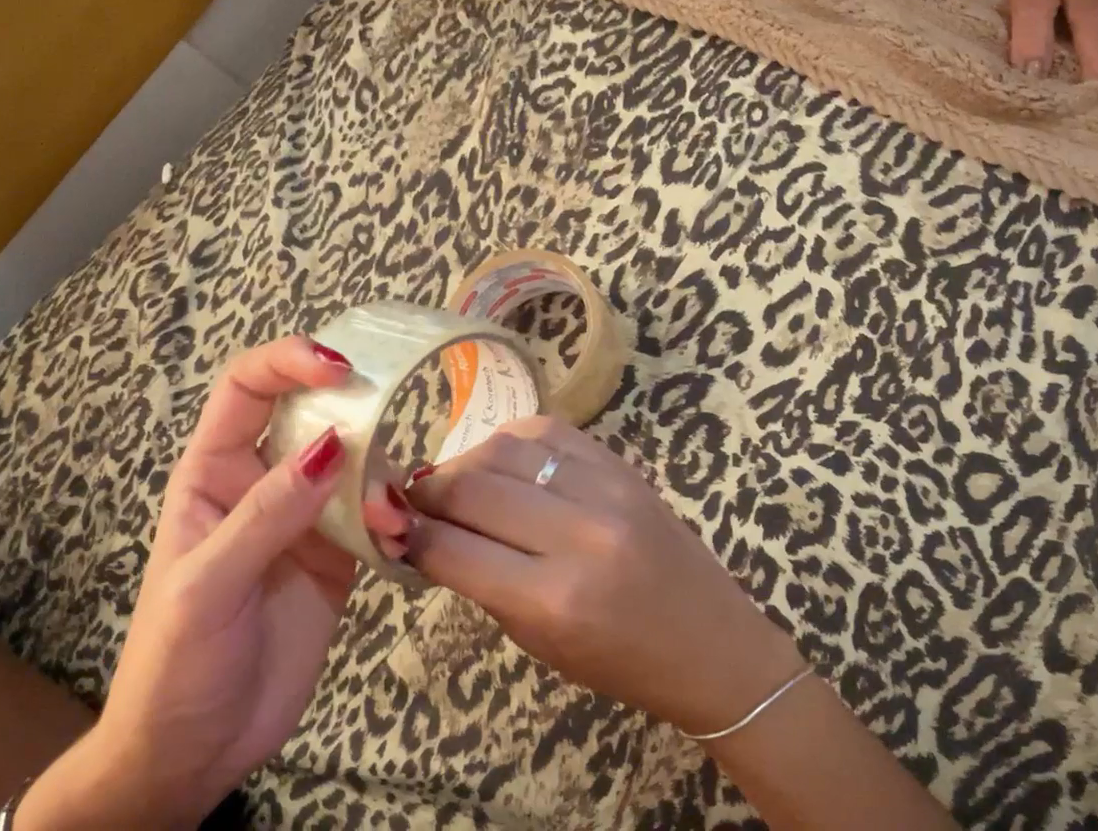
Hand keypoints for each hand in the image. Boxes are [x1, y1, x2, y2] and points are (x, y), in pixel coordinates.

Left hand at [16, 336, 412, 829]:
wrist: (197, 750)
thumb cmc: (175, 663)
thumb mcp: (207, 585)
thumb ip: (267, 514)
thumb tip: (333, 446)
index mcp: (214, 473)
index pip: (247, 389)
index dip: (288, 363)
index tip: (341, 367)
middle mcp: (264, 482)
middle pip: (312, 413)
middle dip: (354, 408)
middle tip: (392, 416)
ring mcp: (306, 517)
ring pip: (357, 462)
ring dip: (381, 476)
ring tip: (389, 520)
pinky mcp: (340, 555)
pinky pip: (376, 514)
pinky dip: (396, 517)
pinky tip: (401, 541)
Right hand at [403, 417, 804, 734]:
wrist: (711, 643)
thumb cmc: (620, 664)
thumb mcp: (538, 642)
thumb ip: (480, 582)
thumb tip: (423, 531)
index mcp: (553, 600)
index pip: (451, 549)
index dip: (407, 534)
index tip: (386, 526)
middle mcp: (579, 535)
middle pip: (472, 487)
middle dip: (427, 492)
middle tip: (411, 500)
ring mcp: (607, 492)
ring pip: (505, 448)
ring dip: (465, 462)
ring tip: (456, 482)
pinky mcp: (624, 467)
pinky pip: (548, 432)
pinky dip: (511, 442)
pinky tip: (501, 462)